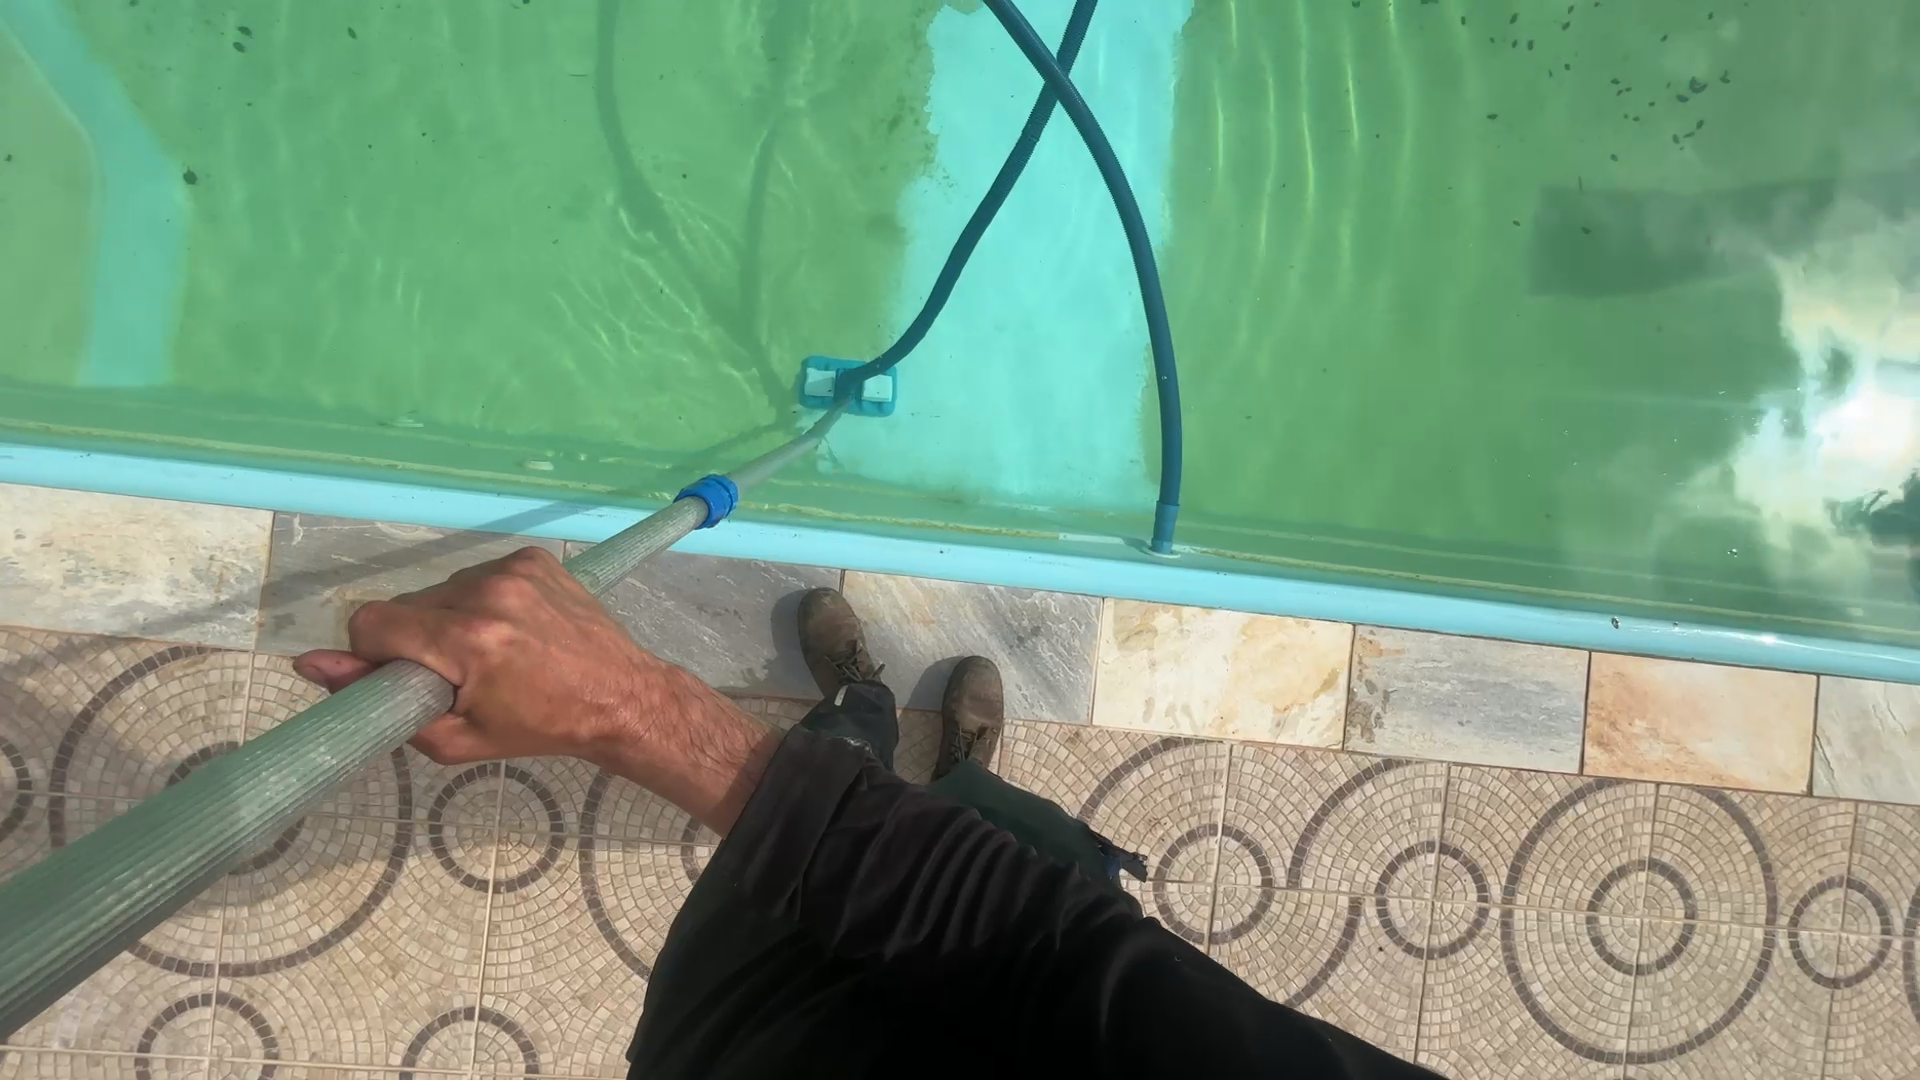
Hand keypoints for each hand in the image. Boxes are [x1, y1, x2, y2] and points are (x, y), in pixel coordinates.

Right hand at [293, 546, 778, 831]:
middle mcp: (490, 592)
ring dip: (450, 616)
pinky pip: (480, 574)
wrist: (621, 695)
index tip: (404, 677)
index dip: (374, 655)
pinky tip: (514, 627)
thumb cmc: (541, 726)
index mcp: (467, 638)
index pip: (370, 623)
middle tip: (458, 671)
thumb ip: (378, 701)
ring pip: (443, 588)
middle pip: (407, 605)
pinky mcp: (538, 559)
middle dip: (415, 639)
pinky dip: (483, 598)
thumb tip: (310, 664)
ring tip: (494, 650)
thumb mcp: (453, 736)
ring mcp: (517, 569)